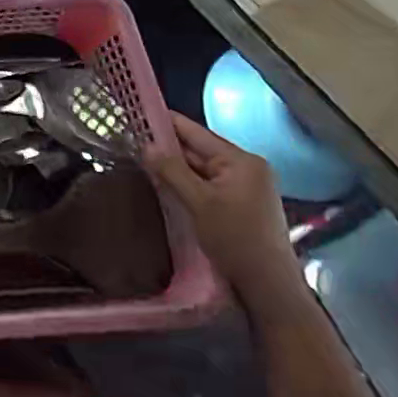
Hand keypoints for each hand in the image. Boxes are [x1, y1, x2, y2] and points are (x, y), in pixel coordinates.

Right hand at [144, 114, 303, 316]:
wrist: (267, 284)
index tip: (135, 112)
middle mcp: (246, 166)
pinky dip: (186, 181)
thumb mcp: (198, 203)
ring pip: (200, 167)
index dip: (164, 122)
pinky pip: (207, 182)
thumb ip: (171, 171)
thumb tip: (146, 145)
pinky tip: (164, 183)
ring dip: (174, 165)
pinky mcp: (240, 201)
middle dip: (166, 146)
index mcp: (241, 160)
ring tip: (140, 159)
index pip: (194, 132)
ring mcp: (245, 184)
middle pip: (197, 148)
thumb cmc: (234, 239)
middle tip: (129, 139)